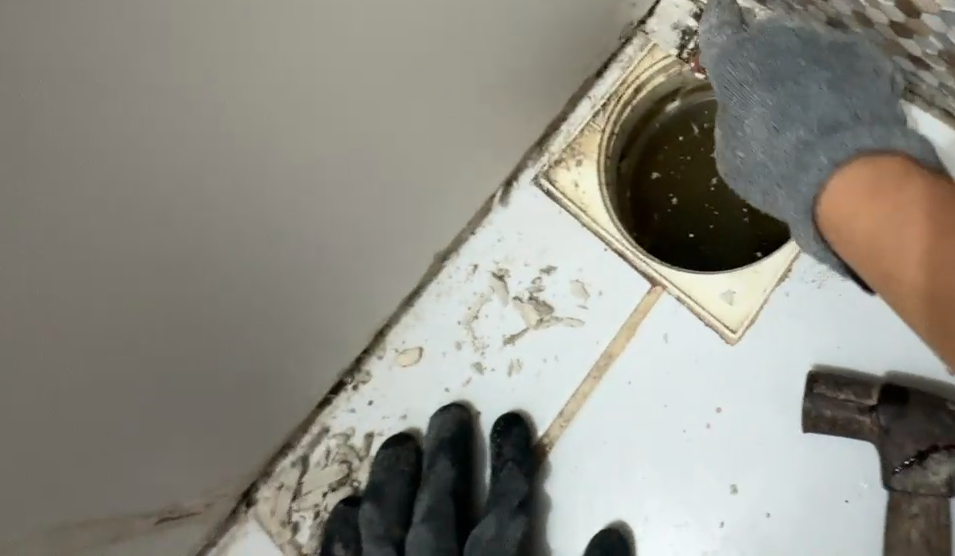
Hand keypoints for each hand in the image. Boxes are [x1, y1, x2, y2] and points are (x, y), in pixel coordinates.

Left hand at [317, 404, 628, 555]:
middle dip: (447, 456)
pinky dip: (338, 543)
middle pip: (439, 508)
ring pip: (382, 533)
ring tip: (395, 444)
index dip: (511, 461)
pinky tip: (341, 513)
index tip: (512, 420)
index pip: (505, 509)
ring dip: (389, 485)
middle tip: (449, 411)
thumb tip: (616, 534)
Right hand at [697, 0, 942, 275]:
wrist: (846, 169)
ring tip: (823, 111)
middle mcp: (778, 35)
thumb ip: (736, 114)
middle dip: (773, 59)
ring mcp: (825, 40)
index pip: (720, 21)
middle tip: (780, 97)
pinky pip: (849, 64)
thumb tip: (748, 106)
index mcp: (735, 56)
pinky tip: (854, 113)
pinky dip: (849, 82)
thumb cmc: (773, 165)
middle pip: (771, 37)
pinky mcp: (864, 53)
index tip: (726, 20)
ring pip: (812, 49)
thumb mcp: (733, 150)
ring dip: (812, 70)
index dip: (722, 20)